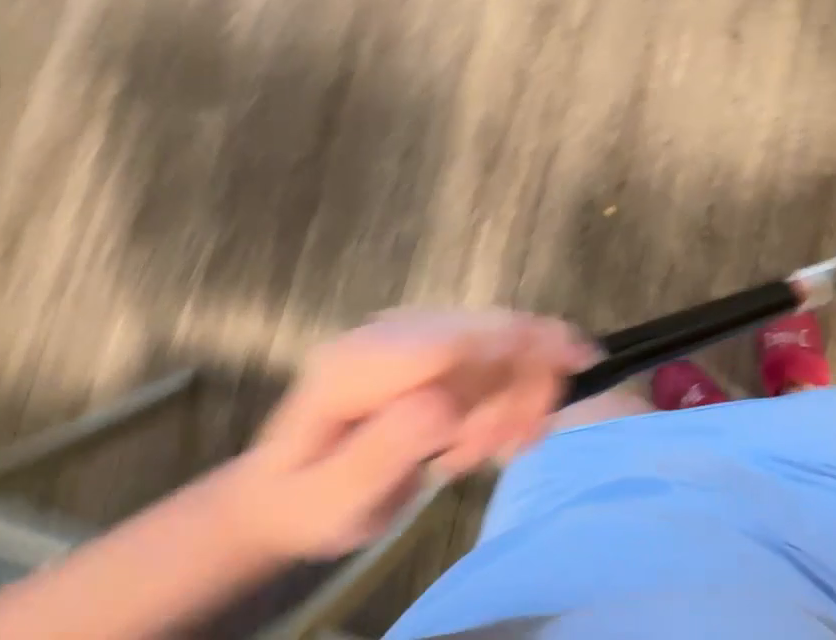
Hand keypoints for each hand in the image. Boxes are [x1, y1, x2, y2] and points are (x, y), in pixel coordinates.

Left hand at [217, 310, 595, 560]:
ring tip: (497, 451)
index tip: (545, 403)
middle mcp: (389, 331)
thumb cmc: (309, 507)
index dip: (509, 362)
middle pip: (489, 333)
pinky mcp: (438, 338)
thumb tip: (443, 403)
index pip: (450, 344)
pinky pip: (502, 345)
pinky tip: (502, 432)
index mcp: (353, 365)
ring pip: (505, 336)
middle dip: (522, 388)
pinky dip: (520, 386)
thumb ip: (382, 452)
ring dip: (523, 393)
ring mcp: (416, 329)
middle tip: (513, 451)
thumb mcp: (333, 501)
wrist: (290, 490)